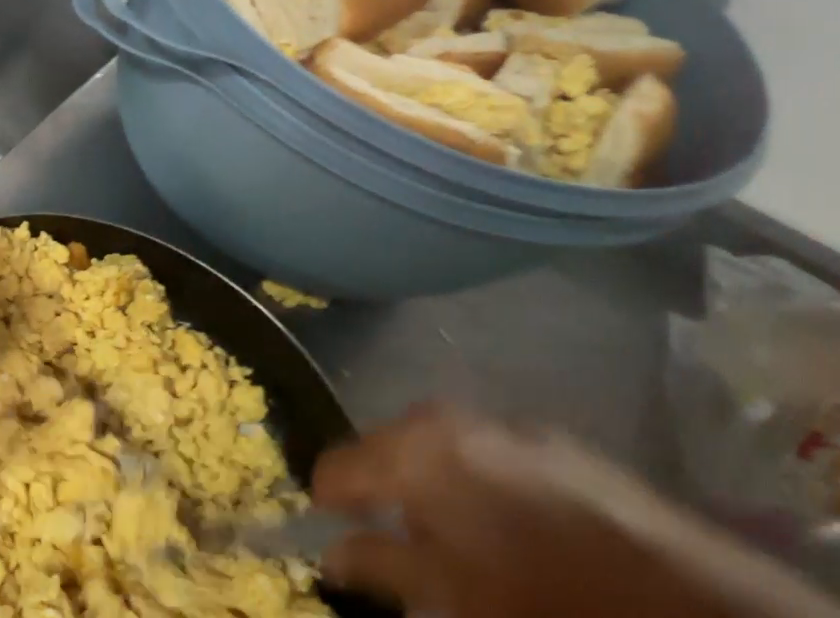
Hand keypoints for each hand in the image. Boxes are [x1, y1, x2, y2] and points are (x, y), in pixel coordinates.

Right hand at [312, 402, 839, 617]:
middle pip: (385, 449)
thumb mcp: (451, 593)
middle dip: (384, 491)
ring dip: (434, 484)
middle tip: (402, 540)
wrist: (693, 600)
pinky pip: (489, 451)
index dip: (327, 504)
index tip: (334, 533)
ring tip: (459, 534)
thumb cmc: (545, 596)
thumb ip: (378, 565)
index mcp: (412, 450)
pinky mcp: (556, 440)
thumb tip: (330, 555)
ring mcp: (505, 423)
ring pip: (439, 448)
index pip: (334, 467)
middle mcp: (447, 420)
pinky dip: (481, 480)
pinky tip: (512, 524)